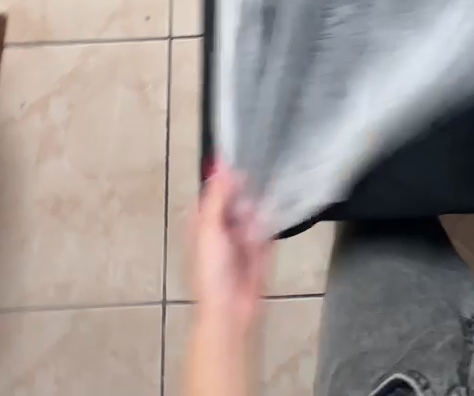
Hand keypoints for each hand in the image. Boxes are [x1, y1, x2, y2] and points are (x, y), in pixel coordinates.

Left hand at [191, 164, 272, 337]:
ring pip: (254, 209)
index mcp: (203, 222)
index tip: (238, 163)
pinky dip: (270, 224)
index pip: (213, 191)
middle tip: (243, 207)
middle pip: (236, 197)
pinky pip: (269, 226)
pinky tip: (266, 229)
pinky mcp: (262, 246)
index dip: (224, 177)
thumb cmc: (212, 269)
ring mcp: (242, 236)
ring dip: (256, 213)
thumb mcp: (209, 228)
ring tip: (250, 231)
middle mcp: (222, 226)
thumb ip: (216, 196)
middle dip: (244, 197)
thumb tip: (221, 164)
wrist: (232, 310)